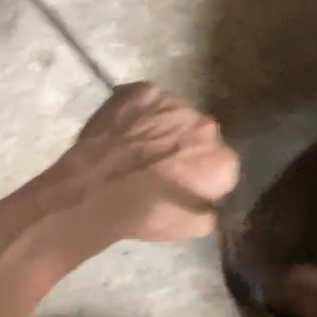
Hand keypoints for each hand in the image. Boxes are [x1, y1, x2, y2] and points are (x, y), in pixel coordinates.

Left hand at [28, 82, 239, 245]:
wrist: (93, 188)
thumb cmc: (144, 213)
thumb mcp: (191, 227)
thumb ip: (210, 208)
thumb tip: (208, 198)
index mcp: (221, 160)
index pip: (223, 166)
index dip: (204, 176)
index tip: (186, 183)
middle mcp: (203, 124)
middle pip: (201, 134)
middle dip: (188, 145)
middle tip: (162, 161)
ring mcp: (170, 102)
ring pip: (175, 113)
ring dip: (165, 125)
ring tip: (141, 143)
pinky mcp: (140, 88)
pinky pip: (148, 98)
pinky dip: (141, 109)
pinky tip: (126, 126)